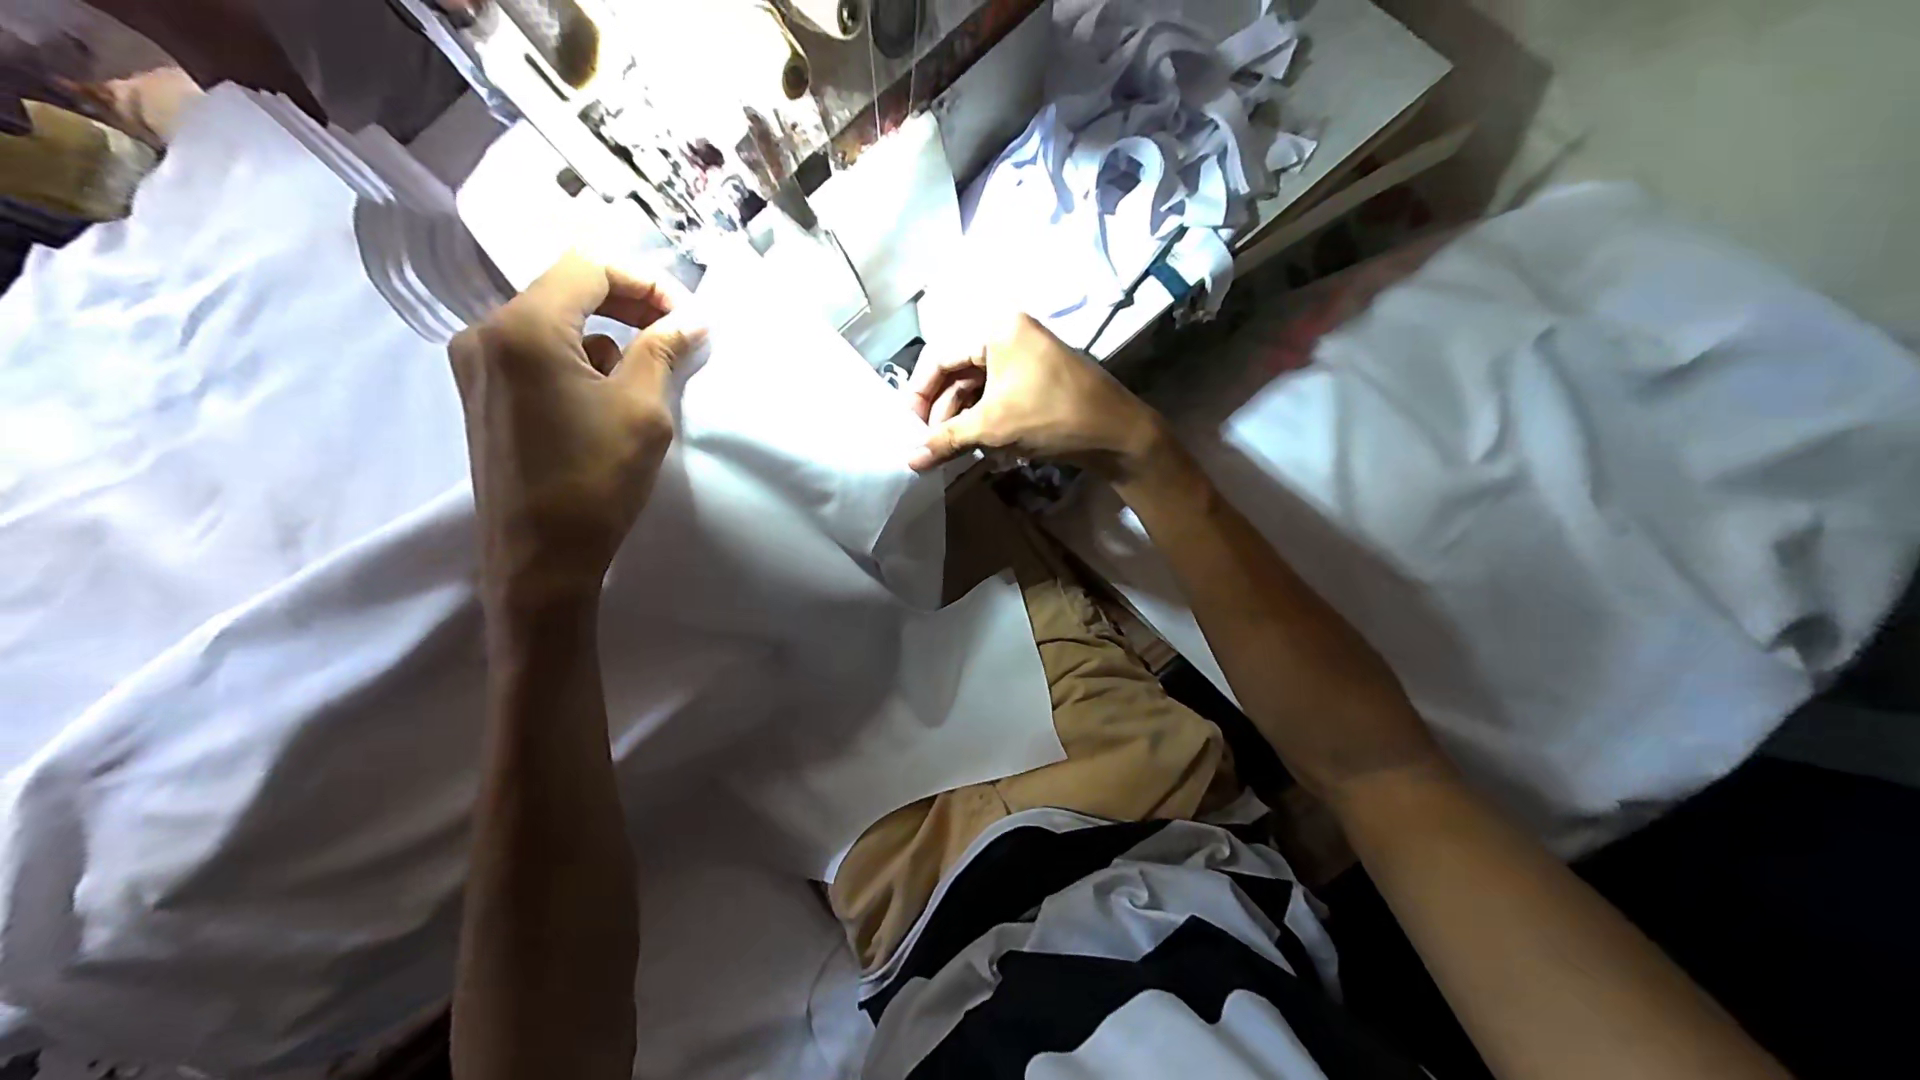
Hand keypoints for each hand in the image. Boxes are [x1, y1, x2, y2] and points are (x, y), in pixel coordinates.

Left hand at [449, 255, 702, 610]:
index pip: (588, 267)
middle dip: (628, 303)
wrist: (539, 558)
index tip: (686, 316)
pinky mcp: (483, 394)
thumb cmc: (595, 481)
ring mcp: (477, 364)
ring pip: (553, 322)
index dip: (646, 280)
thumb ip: (662, 351)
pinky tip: (608, 395)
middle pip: (566, 289)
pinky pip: (536, 353)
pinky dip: (579, 359)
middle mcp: (486, 332)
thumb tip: (690, 319)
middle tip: (677, 333)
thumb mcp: (643, 410)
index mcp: (523, 328)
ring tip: (649, 370)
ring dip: (606, 334)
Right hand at [906, 314, 1169, 477]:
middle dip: (943, 412)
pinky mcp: (1038, 380)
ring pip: (978, 389)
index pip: (940, 356)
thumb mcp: (992, 427)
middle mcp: (1010, 334)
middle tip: (930, 445)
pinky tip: (979, 448)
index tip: (909, 426)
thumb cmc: (1051, 417)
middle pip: (958, 373)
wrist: (1117, 434)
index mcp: (997, 328)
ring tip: (953, 452)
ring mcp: (1027, 357)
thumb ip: (945, 440)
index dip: (920, 393)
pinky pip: (999, 397)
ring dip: (963, 422)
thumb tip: (909, 460)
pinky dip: (986, 422)